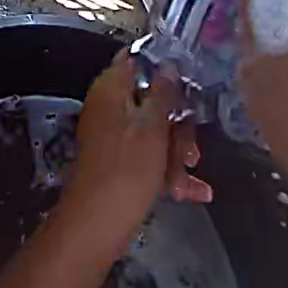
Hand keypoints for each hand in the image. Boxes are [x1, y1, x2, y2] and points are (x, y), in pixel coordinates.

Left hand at [64, 51, 213, 238]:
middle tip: (190, 146)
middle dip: (177, 123)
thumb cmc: (126, 170)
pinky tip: (193, 191)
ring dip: (175, 150)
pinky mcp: (118, 163)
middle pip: (151, 99)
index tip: (190, 76)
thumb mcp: (153, 127)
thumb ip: (164, 93)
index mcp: (111, 88)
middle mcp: (110, 106)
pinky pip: (147, 155)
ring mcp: (113, 135)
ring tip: (188, 172)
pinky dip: (166, 169)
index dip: (164, 63)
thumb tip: (169, 65)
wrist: (94, 229)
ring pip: (153, 130)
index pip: (137, 58)